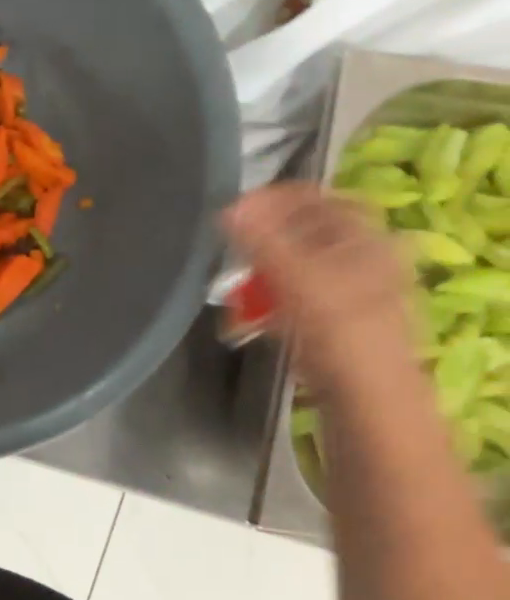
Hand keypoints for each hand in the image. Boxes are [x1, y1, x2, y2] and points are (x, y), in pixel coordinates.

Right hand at [223, 183, 417, 392]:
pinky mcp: (333, 322)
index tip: (234, 209)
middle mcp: (365, 262)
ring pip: (295, 270)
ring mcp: (350, 294)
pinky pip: (293, 299)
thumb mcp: (299, 282)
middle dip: (262, 245)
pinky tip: (251, 320)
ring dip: (260, 278)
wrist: (365, 398)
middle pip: (306, 237)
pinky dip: (269, 304)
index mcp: (368, 244)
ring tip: (236, 295)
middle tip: (230, 254)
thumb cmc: (339, 335)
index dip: (281, 200)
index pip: (324, 202)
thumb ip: (264, 242)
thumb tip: (230, 204)